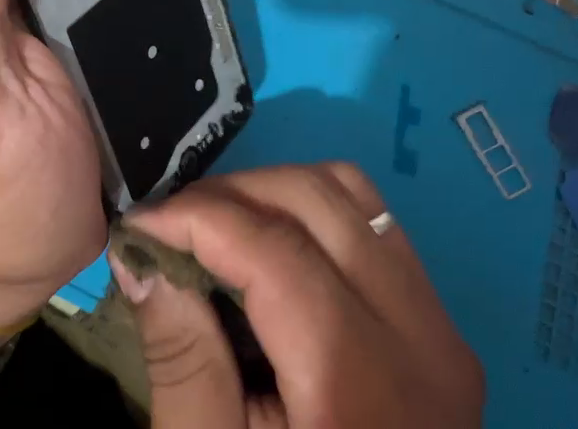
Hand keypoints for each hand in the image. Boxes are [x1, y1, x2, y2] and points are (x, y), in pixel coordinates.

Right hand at [114, 163, 482, 428]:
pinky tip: (265, 256)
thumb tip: (138, 253)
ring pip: (353, 196)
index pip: (274, 248)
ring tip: (215, 233)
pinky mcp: (440, 332)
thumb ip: (180, 355)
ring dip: (272, 194)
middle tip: (171, 230)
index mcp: (363, 384)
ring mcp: (441, 331)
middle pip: (319, 200)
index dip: (196, 217)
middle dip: (230, 194)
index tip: (136, 227)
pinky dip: (310, 216)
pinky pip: (373, 228)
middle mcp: (421, 340)